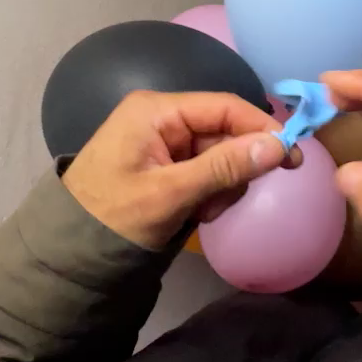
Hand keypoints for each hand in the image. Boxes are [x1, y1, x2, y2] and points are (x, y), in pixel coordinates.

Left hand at [62, 91, 293, 249]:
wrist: (69, 255)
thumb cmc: (112, 217)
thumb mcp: (171, 194)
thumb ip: (225, 167)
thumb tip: (279, 145)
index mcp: (156, 111)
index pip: (225, 106)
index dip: (262, 128)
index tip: (292, 155)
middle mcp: (163, 117)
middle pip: (226, 130)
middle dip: (235, 167)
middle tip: (228, 200)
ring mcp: (166, 141)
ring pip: (222, 153)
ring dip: (224, 184)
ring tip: (203, 211)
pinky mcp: (169, 164)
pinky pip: (208, 169)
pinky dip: (212, 192)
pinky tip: (197, 211)